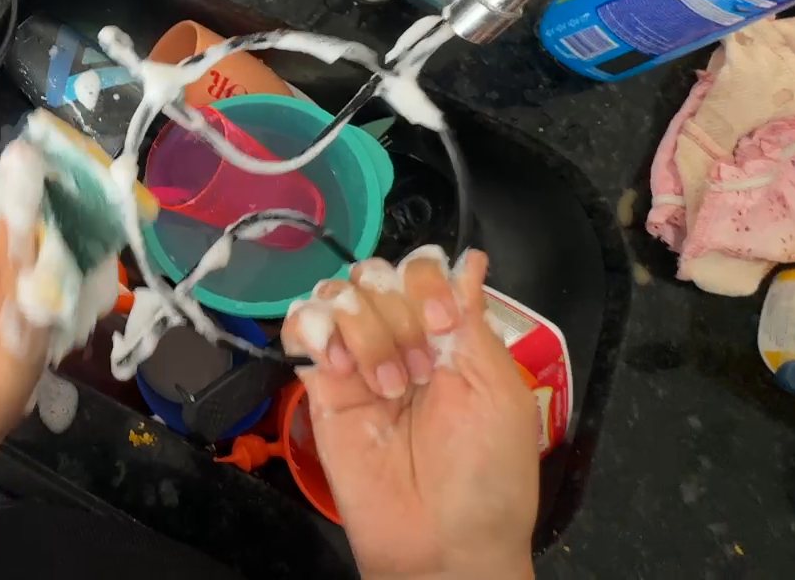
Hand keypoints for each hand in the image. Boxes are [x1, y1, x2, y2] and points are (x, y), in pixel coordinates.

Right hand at [282, 250, 538, 579]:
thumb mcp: (496, 391)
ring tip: (384, 386)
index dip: (422, 284)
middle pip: (372, 274)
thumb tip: (470, 258)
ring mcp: (351, 353)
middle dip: (397, 317)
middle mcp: (395, 334)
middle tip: (416, 373)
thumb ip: (472, 318)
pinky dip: (314, 329)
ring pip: (335, 293)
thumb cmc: (485, 472)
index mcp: (442, 333)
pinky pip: (298, 322)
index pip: (416, 268)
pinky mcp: (316, 375)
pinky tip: (337, 364)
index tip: (440, 327)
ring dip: (363, 332)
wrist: (437, 536)